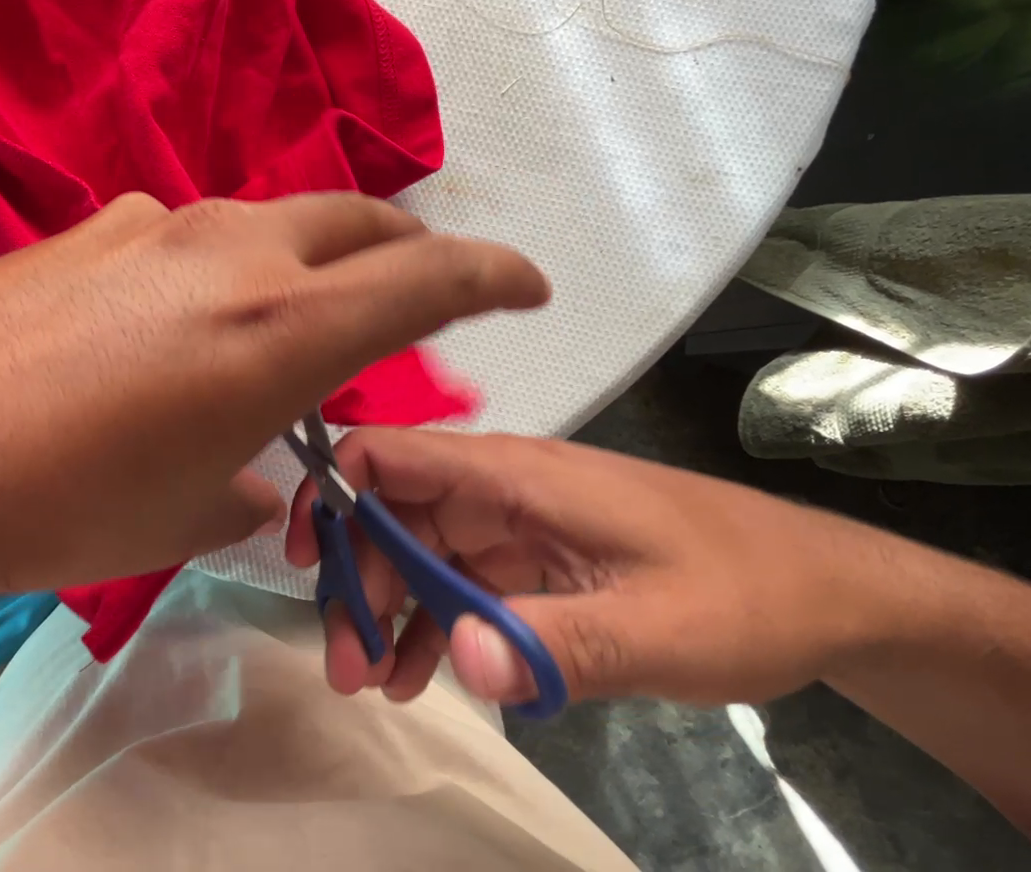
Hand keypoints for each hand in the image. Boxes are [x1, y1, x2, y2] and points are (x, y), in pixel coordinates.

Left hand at [0, 192, 547, 603]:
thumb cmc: (50, 508)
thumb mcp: (180, 516)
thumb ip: (247, 475)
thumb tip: (255, 465)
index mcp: (279, 327)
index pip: (428, 276)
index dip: (494, 276)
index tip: (526, 287)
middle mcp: (227, 252)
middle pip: (353, 220)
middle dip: (403, 249)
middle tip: (417, 290)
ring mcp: (148, 228)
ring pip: (263, 223)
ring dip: (298, 259)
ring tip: (283, 319)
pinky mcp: (84, 230)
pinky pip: (180, 237)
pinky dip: (210, 269)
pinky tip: (168, 320)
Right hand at [284, 430, 910, 706]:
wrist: (834, 597)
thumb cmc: (747, 591)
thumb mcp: (661, 629)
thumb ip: (557, 644)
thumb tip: (454, 658)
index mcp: (512, 474)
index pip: (388, 454)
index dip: (330, 492)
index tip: (301, 558)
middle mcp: (494, 490)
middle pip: (387, 518)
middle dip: (355, 584)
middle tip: (346, 665)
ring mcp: (506, 526)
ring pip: (412, 556)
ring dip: (383, 613)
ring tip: (370, 682)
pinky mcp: (523, 561)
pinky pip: (453, 587)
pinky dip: (427, 628)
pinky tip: (417, 677)